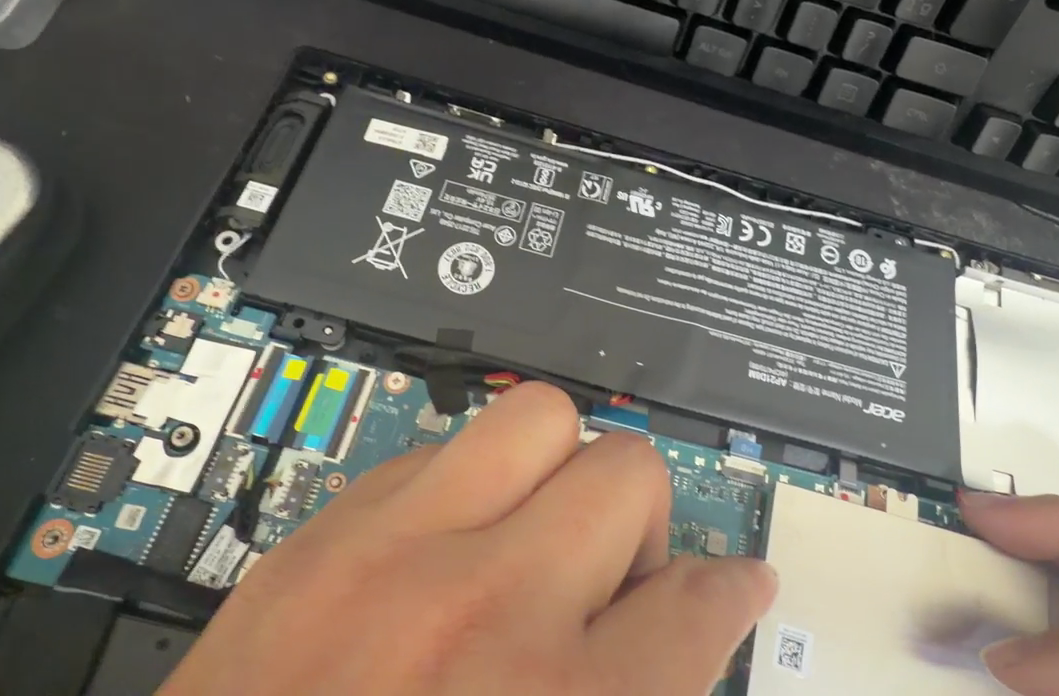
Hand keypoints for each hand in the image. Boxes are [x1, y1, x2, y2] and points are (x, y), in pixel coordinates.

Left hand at [158, 382, 777, 695]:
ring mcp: (395, 559)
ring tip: (536, 530)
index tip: (734, 583)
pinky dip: (467, 488)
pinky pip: (439, 451)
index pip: (698, 608)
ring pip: (537, 419)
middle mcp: (484, 617)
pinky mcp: (324, 538)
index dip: (730, 593)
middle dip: (641, 523)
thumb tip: (680, 640)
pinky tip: (447, 547)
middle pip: (628, 474)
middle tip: (611, 575)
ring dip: (559, 469)